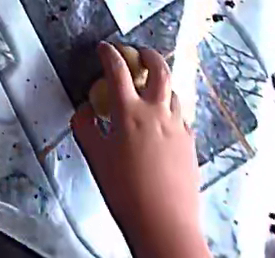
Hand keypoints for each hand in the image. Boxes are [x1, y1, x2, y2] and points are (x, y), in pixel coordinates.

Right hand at [72, 43, 209, 257]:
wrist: (165, 227)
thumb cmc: (127, 193)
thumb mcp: (95, 157)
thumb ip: (85, 127)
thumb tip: (83, 110)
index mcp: (129, 111)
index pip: (117, 68)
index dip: (108, 52)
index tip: (104, 48)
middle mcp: (156, 112)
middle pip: (158, 69)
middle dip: (148, 54)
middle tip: (139, 53)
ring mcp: (176, 127)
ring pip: (173, 92)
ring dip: (161, 83)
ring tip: (152, 87)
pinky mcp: (190, 144)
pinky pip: (181, 116)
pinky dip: (171, 110)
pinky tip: (164, 121)